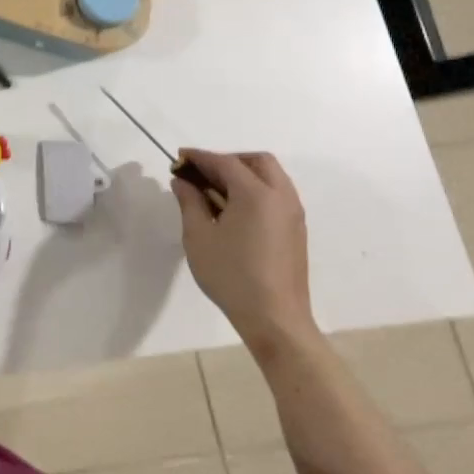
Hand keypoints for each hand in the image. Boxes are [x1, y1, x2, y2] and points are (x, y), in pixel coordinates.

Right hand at [173, 150, 317, 354]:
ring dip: (243, 174)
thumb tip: (182, 181)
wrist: (274, 316)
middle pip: (257, 162)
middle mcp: (281, 197)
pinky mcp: (295, 230)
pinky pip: (276, 195)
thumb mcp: (198, 236)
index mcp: (256, 194)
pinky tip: (233, 210)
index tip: (178, 158)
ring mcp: (293, 214)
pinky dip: (255, 190)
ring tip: (213, 192)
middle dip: (227, 160)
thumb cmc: (230, 274)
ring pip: (271, 177)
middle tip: (201, 173)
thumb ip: (190, 202)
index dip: (200, 157)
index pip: (225, 163)